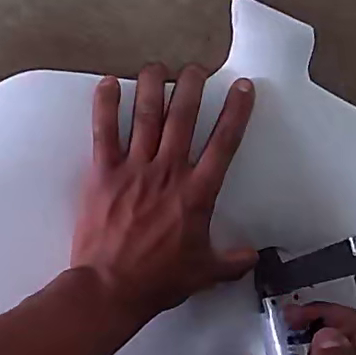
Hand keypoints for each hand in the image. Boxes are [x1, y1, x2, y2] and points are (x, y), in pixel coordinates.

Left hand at [71, 62, 256, 321]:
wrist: (112, 287)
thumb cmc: (157, 280)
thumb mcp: (204, 272)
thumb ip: (232, 261)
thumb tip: (251, 258)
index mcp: (197, 193)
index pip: (224, 143)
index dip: (237, 112)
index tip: (243, 89)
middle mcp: (168, 173)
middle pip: (184, 117)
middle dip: (193, 87)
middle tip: (197, 69)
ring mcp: (134, 170)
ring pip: (147, 116)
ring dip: (154, 86)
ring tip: (159, 67)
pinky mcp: (104, 174)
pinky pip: (104, 131)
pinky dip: (106, 105)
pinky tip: (108, 85)